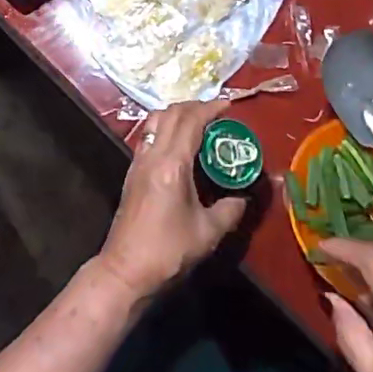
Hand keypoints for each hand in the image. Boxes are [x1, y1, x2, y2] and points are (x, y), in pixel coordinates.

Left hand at [95, 99, 247, 299]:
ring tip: (199, 122)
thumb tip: (245, 196)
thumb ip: (230, 210)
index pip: (189, 122)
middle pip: (170, 115)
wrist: (127, 267)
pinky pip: (149, 137)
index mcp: (171, 164)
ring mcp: (138, 161)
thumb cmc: (169, 250)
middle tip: (216, 111)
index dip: (209, 108)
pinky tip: (180, 143)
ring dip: (176, 115)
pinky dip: (166, 129)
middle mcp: (152, 155)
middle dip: (193, 106)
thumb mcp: (208, 232)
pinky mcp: (132, 172)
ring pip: (155, 122)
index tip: (228, 104)